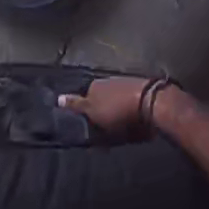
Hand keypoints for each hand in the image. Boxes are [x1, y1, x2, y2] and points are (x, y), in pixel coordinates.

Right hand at [58, 76, 179, 137]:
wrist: (151, 103)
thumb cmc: (117, 110)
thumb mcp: (91, 111)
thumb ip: (75, 105)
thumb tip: (57, 97)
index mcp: (94, 85)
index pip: (84, 97)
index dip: (84, 110)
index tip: (86, 123)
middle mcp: (108, 81)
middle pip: (100, 97)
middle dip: (101, 109)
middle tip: (102, 127)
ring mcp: (125, 84)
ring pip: (115, 99)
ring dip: (115, 110)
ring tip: (118, 127)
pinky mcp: (140, 92)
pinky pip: (129, 103)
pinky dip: (128, 110)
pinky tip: (131, 120)